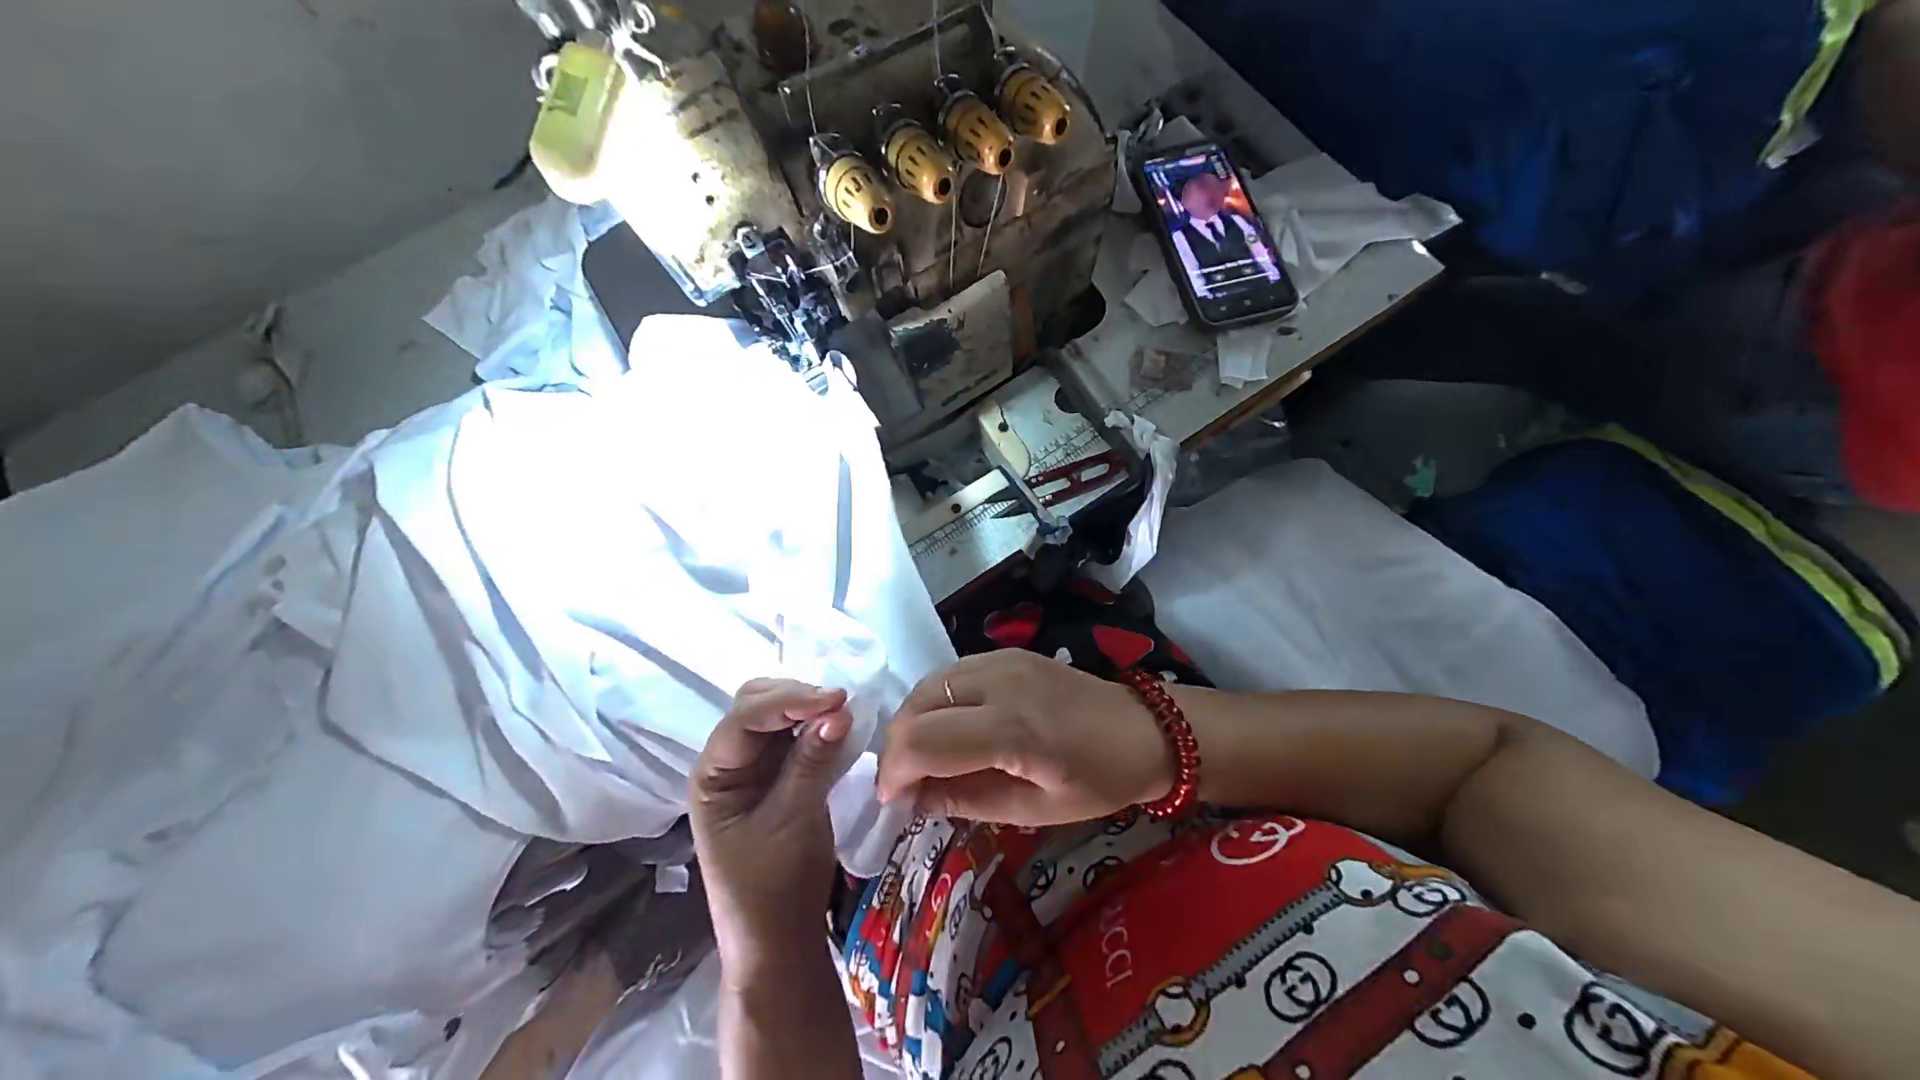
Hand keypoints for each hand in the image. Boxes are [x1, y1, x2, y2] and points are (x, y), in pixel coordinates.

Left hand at [691, 679, 849, 981]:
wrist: (779, 944)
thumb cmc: (774, 889)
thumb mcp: (794, 822)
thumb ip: (812, 763)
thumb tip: (840, 712)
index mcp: (713, 776)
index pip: (744, 720)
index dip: (788, 701)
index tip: (836, 699)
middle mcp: (729, 764)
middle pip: (755, 707)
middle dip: (795, 697)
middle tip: (840, 703)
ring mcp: (754, 770)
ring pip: (777, 717)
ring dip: (808, 708)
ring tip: (844, 710)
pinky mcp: (780, 779)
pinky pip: (796, 738)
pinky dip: (817, 727)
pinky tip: (840, 726)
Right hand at [876, 651, 1172, 826]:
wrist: (1146, 728)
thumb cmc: (1099, 779)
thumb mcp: (1035, 808)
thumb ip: (966, 800)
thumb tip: (912, 798)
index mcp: (1012, 729)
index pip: (922, 740)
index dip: (895, 771)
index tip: (893, 800)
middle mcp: (999, 681)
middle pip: (916, 706)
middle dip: (897, 747)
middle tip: (906, 782)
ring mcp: (1002, 658)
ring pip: (928, 684)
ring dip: (913, 721)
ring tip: (924, 757)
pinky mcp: (1006, 652)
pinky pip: (950, 673)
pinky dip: (934, 702)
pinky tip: (948, 727)